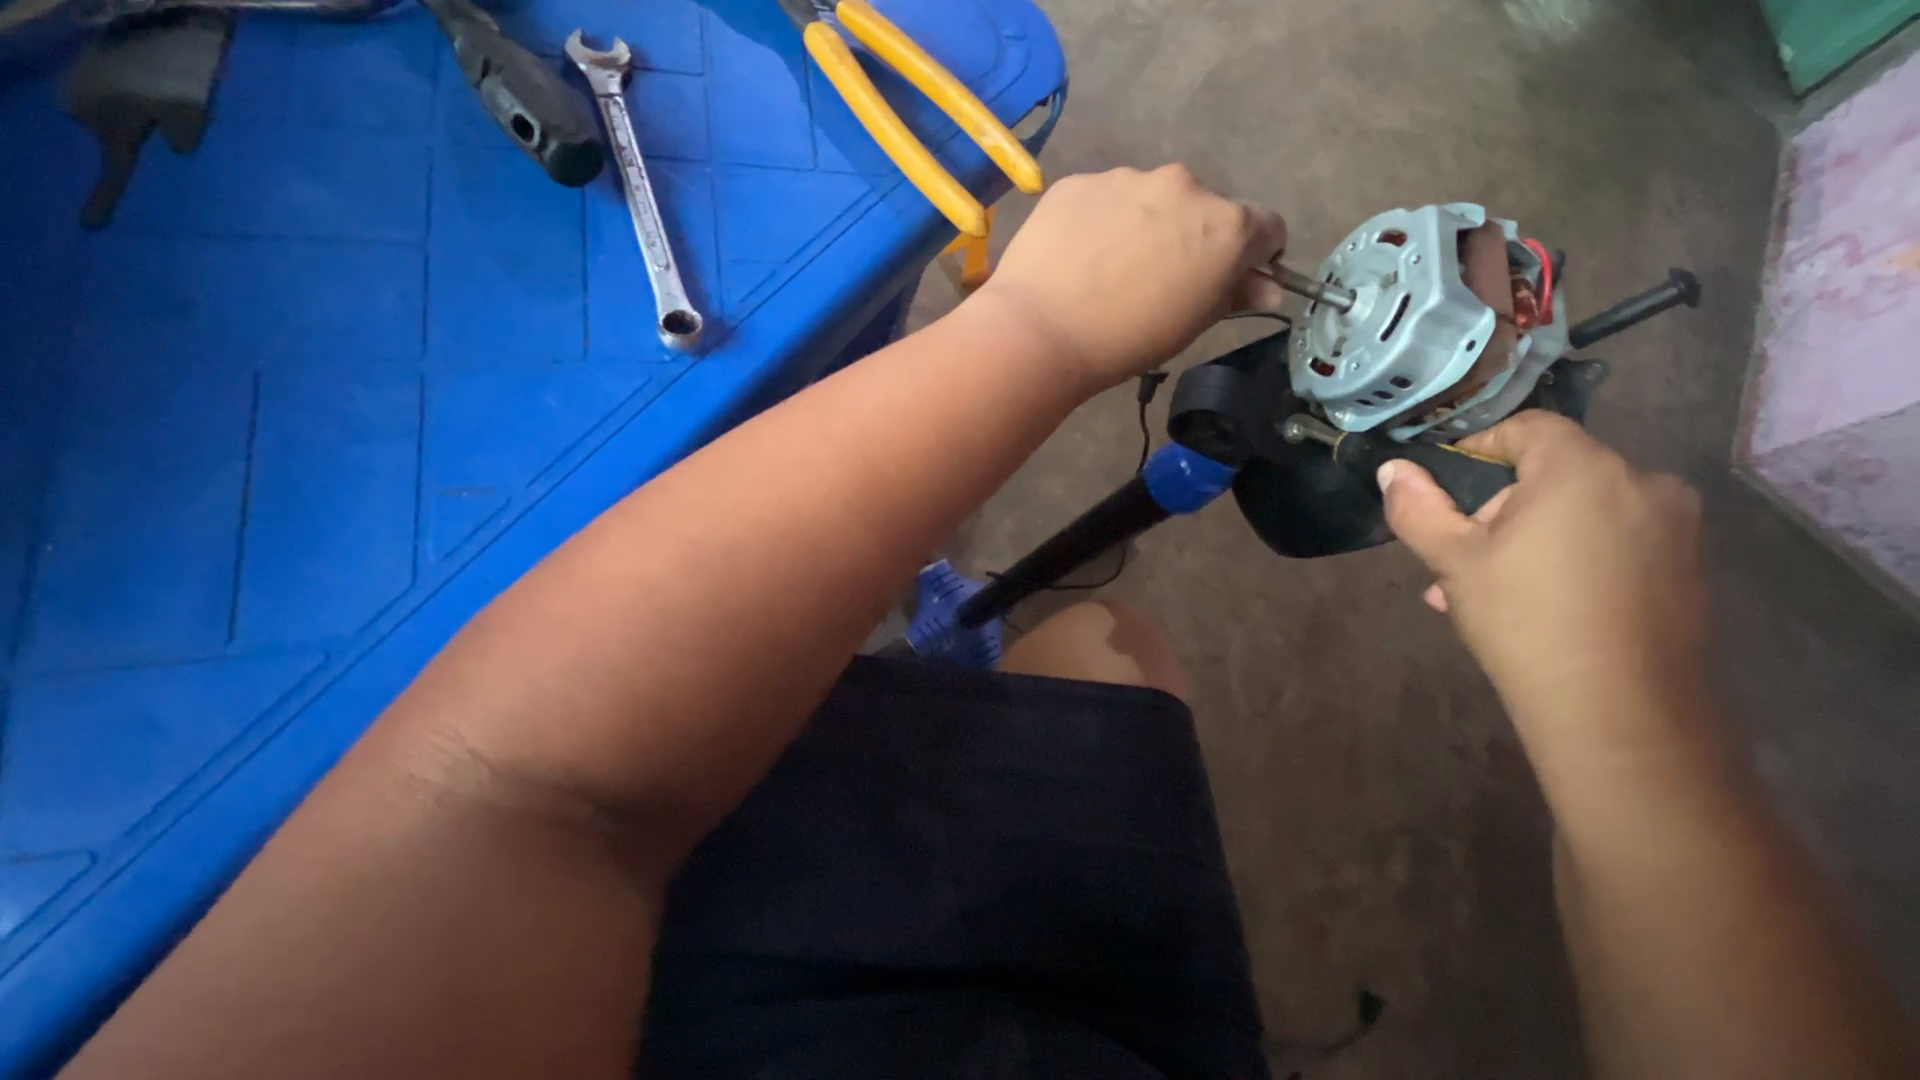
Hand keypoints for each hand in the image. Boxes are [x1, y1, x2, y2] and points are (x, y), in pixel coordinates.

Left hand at [973, 165, 1286, 389]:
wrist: (1041, 330)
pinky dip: (1097, 222)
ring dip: (1142, 224)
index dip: (1253, 255)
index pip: (1266, 228)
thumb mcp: (1192, 325)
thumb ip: (1235, 294)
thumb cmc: (1129, 339)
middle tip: (1155, 280)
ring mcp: (1127, 177)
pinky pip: (1100, 199)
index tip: (1229, 279)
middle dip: (1190, 237)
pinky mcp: (1078, 182)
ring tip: (1106, 270)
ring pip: (1148, 199)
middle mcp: (1184, 186)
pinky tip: (1075, 258)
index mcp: (1227, 224)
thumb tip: (1266, 285)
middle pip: (1202, 208)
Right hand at [1378, 411, 1706, 720]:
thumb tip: (1393, 470)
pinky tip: (1542, 604)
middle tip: (1465, 555)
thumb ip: (1418, 508)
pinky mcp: (1689, 566)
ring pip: (1585, 511)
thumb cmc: (1524, 619)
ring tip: (1493, 590)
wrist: (1617, 708)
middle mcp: (1642, 482)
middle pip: (1557, 472)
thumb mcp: (1453, 561)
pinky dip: (1576, 556)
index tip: (1450, 482)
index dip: (1483, 445)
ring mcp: (1675, 526)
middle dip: (1505, 506)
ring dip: (1536, 536)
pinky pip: (1617, 540)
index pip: (1528, 428)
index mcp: (1582, 469)